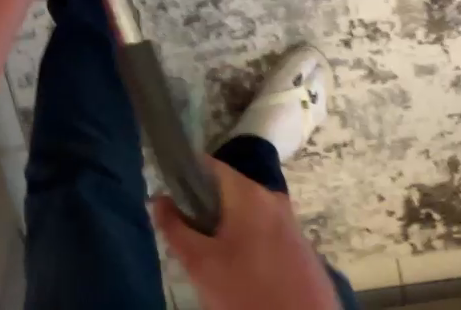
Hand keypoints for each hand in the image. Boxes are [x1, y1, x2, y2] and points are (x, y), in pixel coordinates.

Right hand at [153, 160, 341, 309]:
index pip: (208, 165)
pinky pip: (265, 232)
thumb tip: (159, 200)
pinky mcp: (301, 247)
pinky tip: (241, 274)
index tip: (170, 200)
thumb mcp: (201, 265)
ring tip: (214, 261)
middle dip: (205, 210)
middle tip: (189, 239)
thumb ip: (175, 228)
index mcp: (249, 193)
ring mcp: (290, 222)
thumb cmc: (248, 294)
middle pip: (227, 191)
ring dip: (226, 229)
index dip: (184, 176)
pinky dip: (248, 243)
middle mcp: (272, 197)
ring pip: (245, 214)